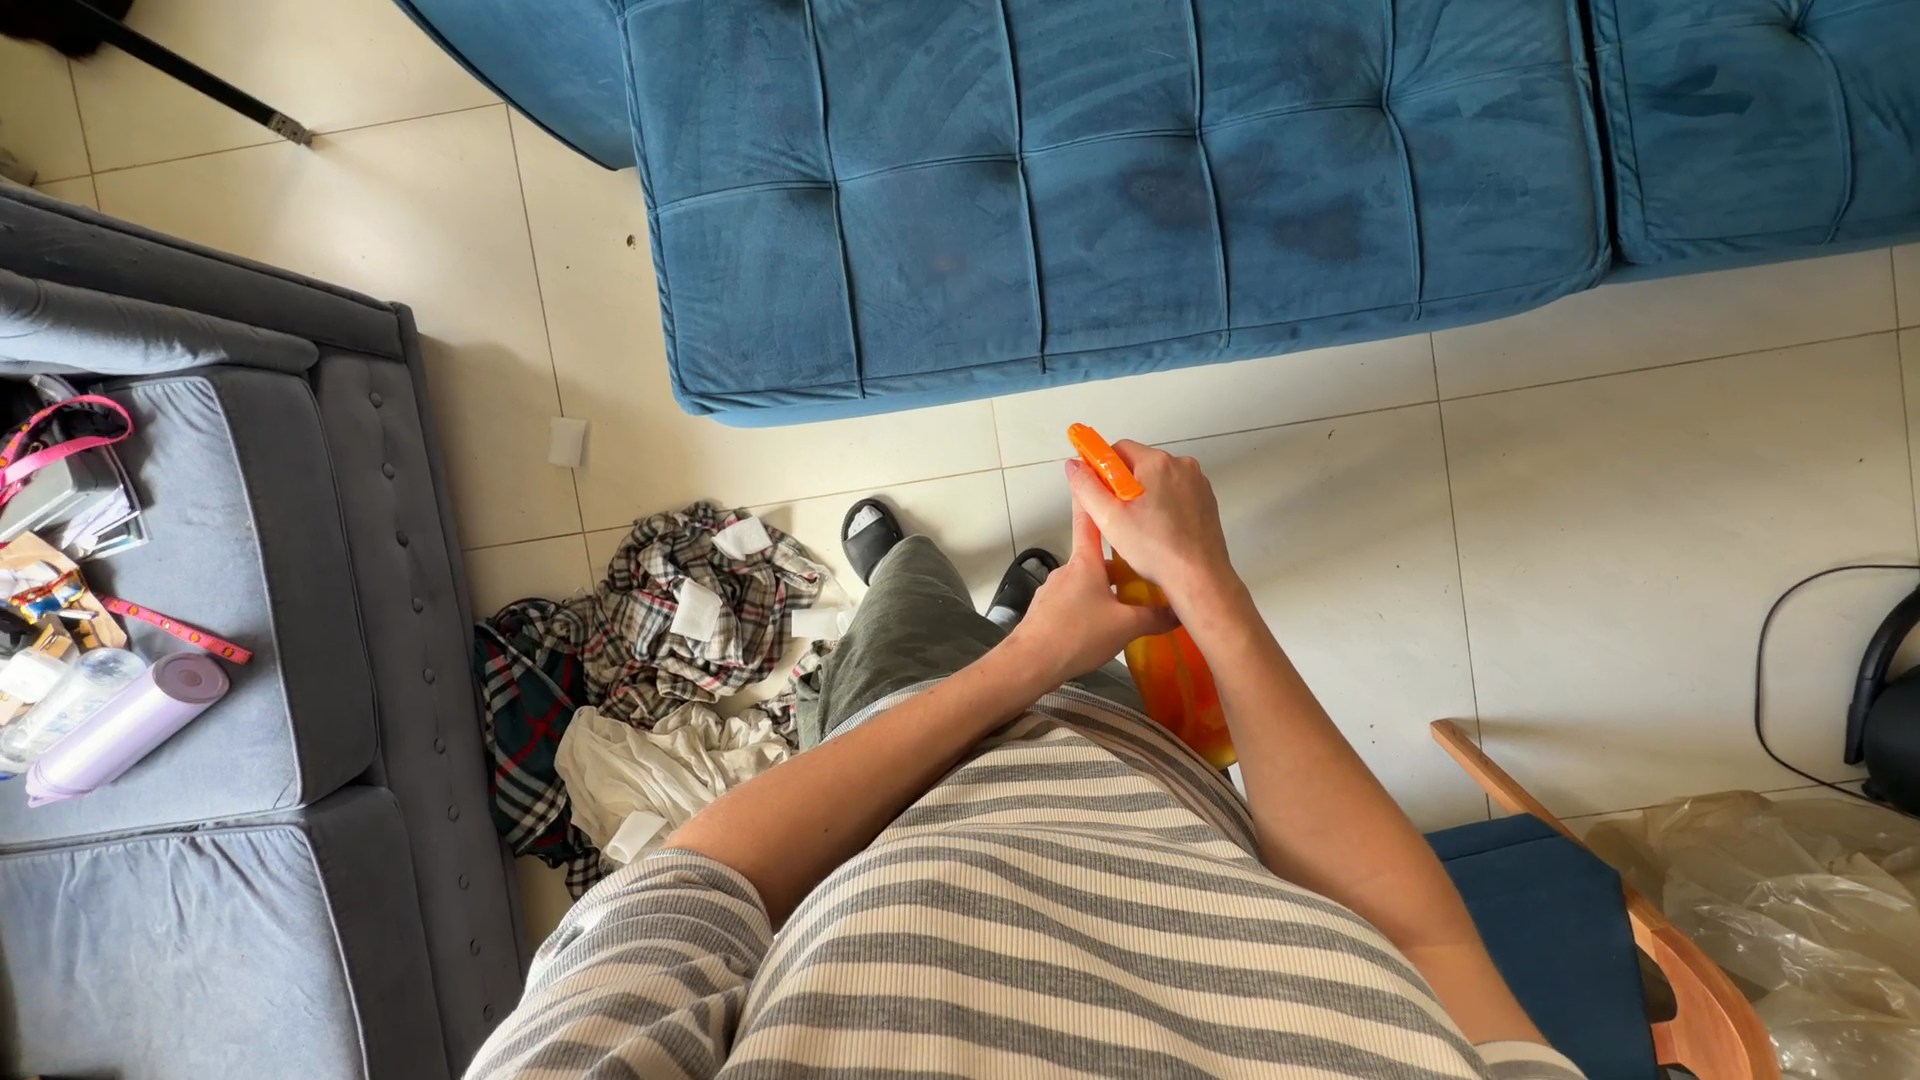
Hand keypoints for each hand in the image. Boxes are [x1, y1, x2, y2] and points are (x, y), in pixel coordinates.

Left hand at [1004, 499, 1177, 684]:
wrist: (1031, 663)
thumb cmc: (1077, 634)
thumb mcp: (1125, 626)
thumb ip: (1155, 617)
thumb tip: (1180, 612)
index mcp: (1085, 562)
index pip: (1087, 519)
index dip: (1091, 498)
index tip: (1090, 477)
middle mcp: (1067, 571)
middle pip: (1096, 559)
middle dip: (1118, 568)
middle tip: (1143, 578)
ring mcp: (1054, 591)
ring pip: (1087, 584)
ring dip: (1105, 593)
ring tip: (1128, 612)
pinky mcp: (1047, 612)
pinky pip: (1074, 604)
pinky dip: (1089, 610)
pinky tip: (1101, 630)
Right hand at [1064, 440, 1241, 615]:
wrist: (1198, 576)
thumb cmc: (1156, 550)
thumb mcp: (1109, 518)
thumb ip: (1086, 487)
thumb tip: (1074, 466)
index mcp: (1157, 463)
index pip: (1118, 449)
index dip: (1103, 470)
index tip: (1099, 492)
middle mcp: (1181, 465)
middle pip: (1139, 463)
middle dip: (1124, 485)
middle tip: (1119, 517)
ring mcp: (1197, 482)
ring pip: (1158, 479)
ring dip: (1145, 496)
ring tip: (1140, 527)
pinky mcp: (1205, 499)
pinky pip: (1176, 493)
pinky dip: (1164, 505)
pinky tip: (1159, 530)